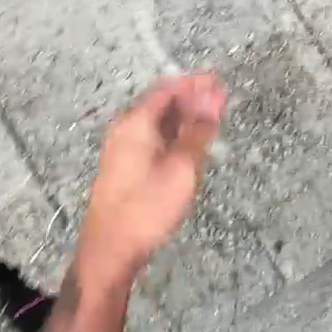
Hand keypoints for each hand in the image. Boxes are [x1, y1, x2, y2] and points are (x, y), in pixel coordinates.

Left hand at [77, 73, 226, 287]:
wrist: (110, 251)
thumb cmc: (146, 208)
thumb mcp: (181, 168)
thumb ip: (198, 132)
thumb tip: (212, 101)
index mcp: (135, 124)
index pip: (167, 89)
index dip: (194, 82)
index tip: (219, 80)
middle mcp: (126, 131)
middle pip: (162, 103)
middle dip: (193, 97)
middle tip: (221, 98)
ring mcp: (124, 150)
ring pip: (159, 122)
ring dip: (186, 116)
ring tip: (214, 117)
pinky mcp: (127, 167)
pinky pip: (154, 138)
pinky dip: (176, 133)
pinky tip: (193, 141)